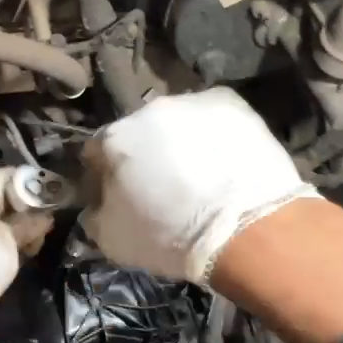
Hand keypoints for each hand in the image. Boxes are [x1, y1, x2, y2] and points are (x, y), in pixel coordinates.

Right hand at [81, 89, 318, 284]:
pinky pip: (211, 120)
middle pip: (137, 132)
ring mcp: (193, 103)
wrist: (248, 230)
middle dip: (142, 157)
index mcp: (114, 139)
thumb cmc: (171, 237)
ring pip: (176, 123)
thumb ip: (94, 213)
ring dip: (177, 144)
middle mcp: (149, 110)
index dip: (101, 176)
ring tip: (196, 176)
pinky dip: (212, 137)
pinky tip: (221, 163)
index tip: (114, 197)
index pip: (96, 152)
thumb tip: (98, 203)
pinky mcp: (233, 104)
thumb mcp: (111, 239)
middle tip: (158, 187)